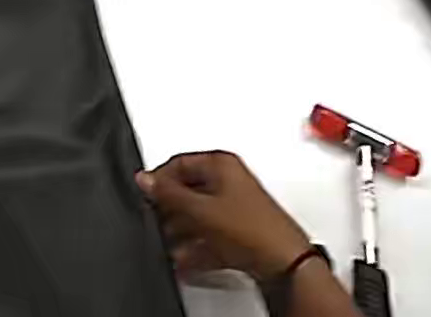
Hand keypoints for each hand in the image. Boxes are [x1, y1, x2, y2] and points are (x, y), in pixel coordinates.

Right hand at [136, 151, 310, 279]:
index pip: (180, 163)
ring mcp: (236, 207)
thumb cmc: (255, 228)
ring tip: (168, 243)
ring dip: (182, 230)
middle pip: (189, 189)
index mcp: (221, 162)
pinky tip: (185, 260)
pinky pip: (210, 234)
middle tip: (156, 219)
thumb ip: (169, 194)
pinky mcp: (241, 233)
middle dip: (171, 208)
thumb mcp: (200, 209)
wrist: (286, 267)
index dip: (160, 179)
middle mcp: (229, 180)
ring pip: (200, 215)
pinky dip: (197, 246)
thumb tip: (145, 180)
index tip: (147, 193)